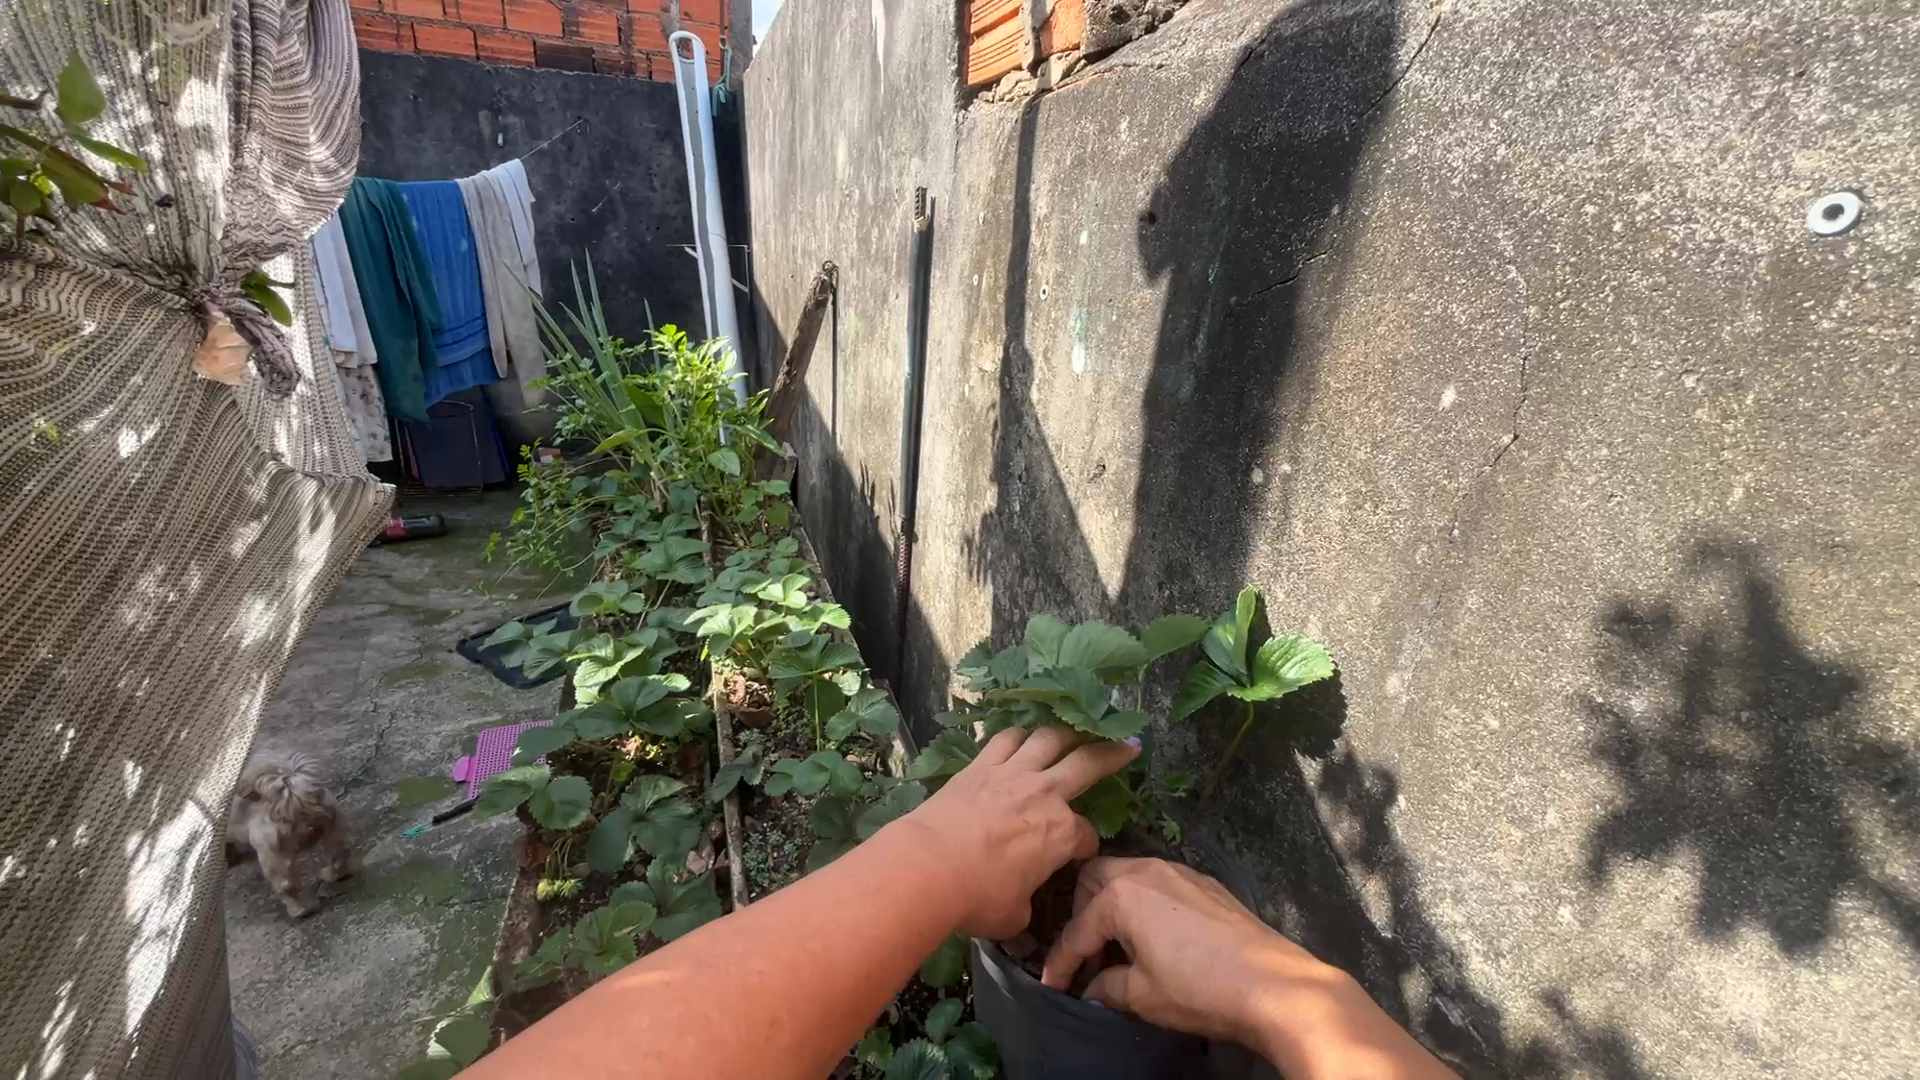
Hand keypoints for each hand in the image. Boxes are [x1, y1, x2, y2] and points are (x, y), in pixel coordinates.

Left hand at [892, 726, 1137, 938]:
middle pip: (1087, 764)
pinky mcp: (980, 765)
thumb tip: (1021, 903)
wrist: (930, 865)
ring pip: (1047, 739)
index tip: (1080, 855)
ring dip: (1065, 733)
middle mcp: (1044, 794)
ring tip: (1074, 730)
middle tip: (1128, 743)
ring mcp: (1012, 773)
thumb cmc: (978, 897)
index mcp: (1061, 834)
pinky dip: (1018, 734)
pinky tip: (1022, 734)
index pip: (1086, 836)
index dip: (1087, 846)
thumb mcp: (1014, 914)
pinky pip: (1005, 739)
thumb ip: (1027, 901)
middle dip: (1111, 754)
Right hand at [1039, 857, 1326, 1044]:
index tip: (1052, 984)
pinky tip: (1157, 933)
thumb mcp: (1143, 996)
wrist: (1273, 984)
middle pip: (1094, 878)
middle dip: (1082, 912)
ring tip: (1121, 942)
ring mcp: (1176, 870)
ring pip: (1127, 872)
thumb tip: (1091, 991)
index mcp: (1120, 895)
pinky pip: (1158, 880)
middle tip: (1088, 951)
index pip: (1078, 931)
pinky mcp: (1202, 880)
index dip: (1062, 962)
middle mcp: (1143, 870)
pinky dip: (1144, 900)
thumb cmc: (1198, 988)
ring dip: (1113, 902)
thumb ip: (1108, 988)